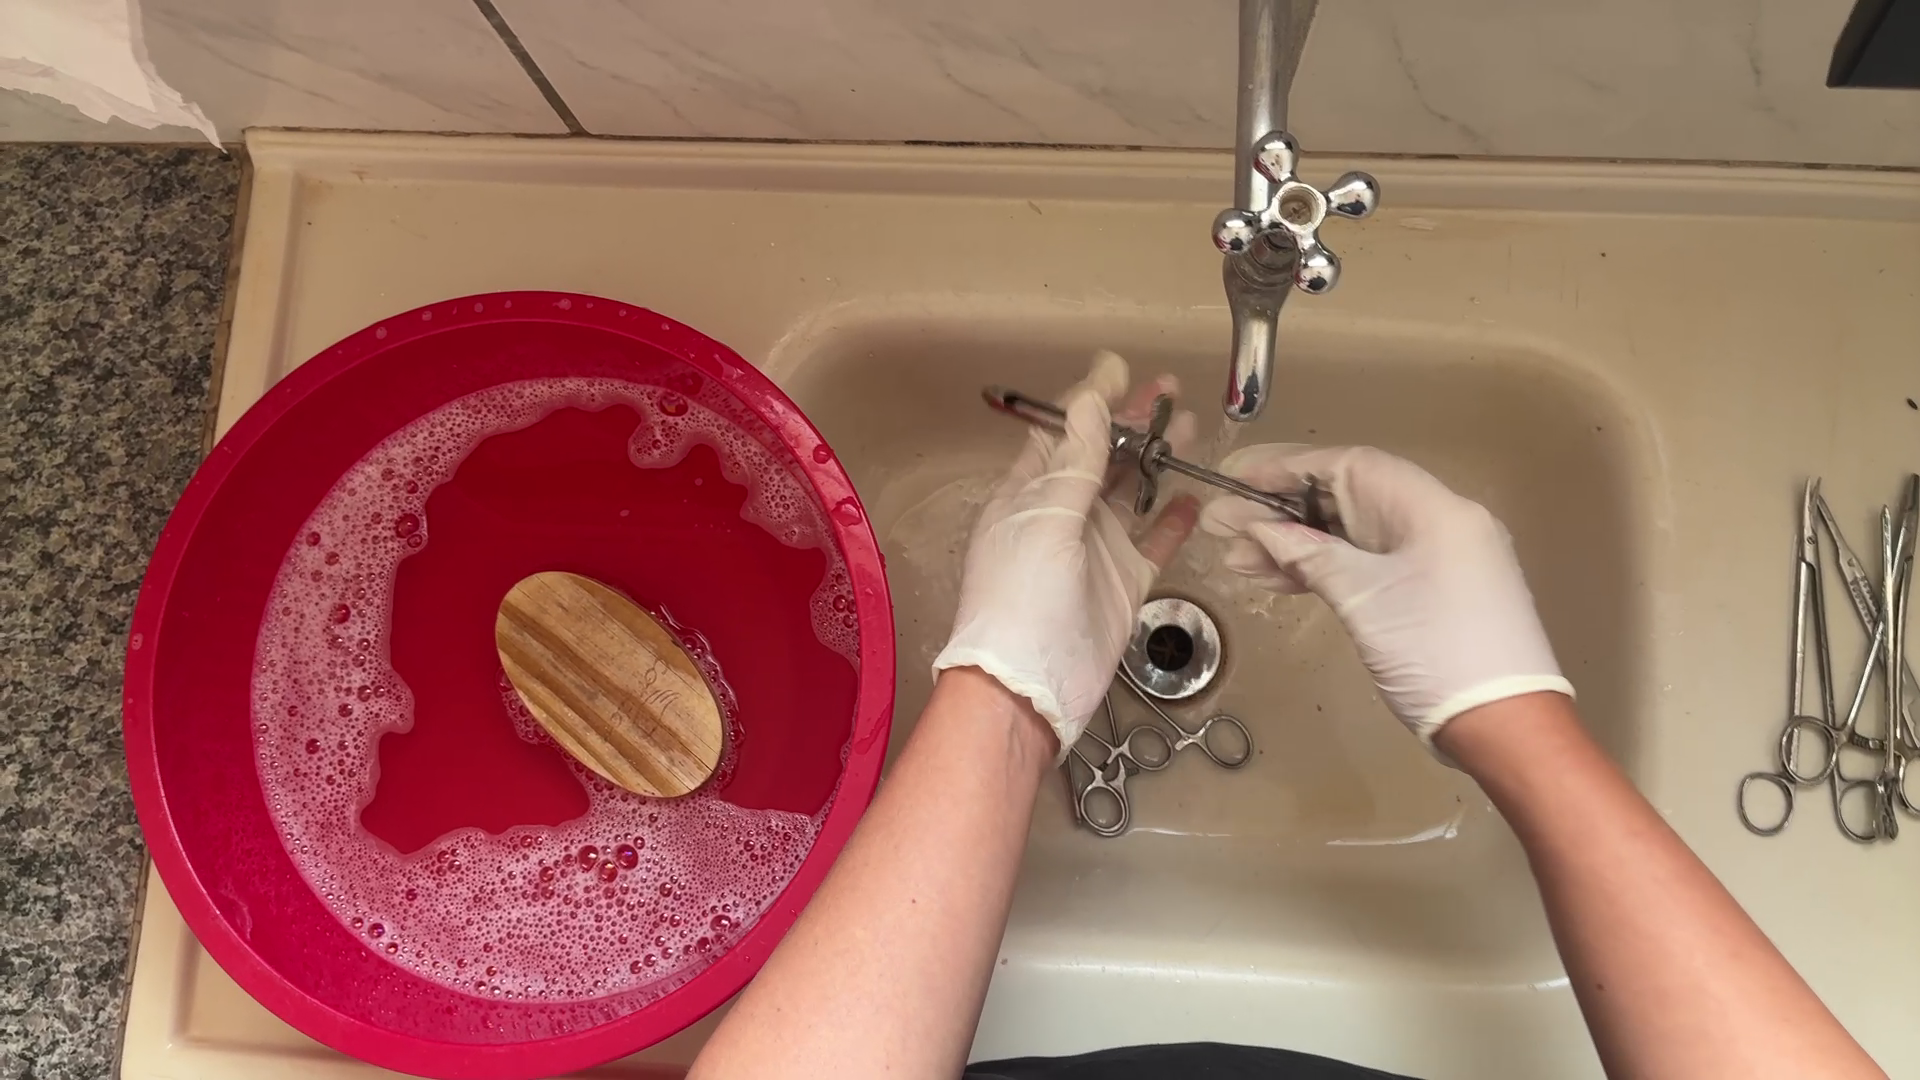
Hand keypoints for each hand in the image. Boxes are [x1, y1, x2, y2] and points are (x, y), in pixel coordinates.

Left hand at [932, 351, 1197, 757]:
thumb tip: (1090, 398)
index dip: (1089, 400)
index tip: (1120, 367)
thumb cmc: (1022, 594)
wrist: (1030, 683)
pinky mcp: (1124, 582)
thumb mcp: (1044, 518)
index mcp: (1030, 494)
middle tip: (1170, 390)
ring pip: (1131, 493)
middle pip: (1102, 457)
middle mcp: (1063, 514)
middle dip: (1132, 422)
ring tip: (1189, 426)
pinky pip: (1154, 543)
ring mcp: (1096, 548)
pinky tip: (1191, 498)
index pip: (1062, 434)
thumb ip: (1074, 462)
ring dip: (1156, 460)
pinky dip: (1172, 522)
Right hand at [1199, 443, 1570, 748]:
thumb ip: (1306, 554)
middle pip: (1343, 499)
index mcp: (1431, 509)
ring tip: (1235, 558)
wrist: (1503, 727)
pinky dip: (1315, 567)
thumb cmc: (1434, 651)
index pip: (1349, 466)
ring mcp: (1426, 558)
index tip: (1237, 479)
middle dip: (1279, 510)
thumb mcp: (1361, 596)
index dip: (1288, 467)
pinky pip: (1358, 563)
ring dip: (1289, 544)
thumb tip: (1257, 528)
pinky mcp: (1418, 589)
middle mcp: (1431, 522)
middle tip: (1222, 523)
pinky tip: (1271, 576)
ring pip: (1345, 535)